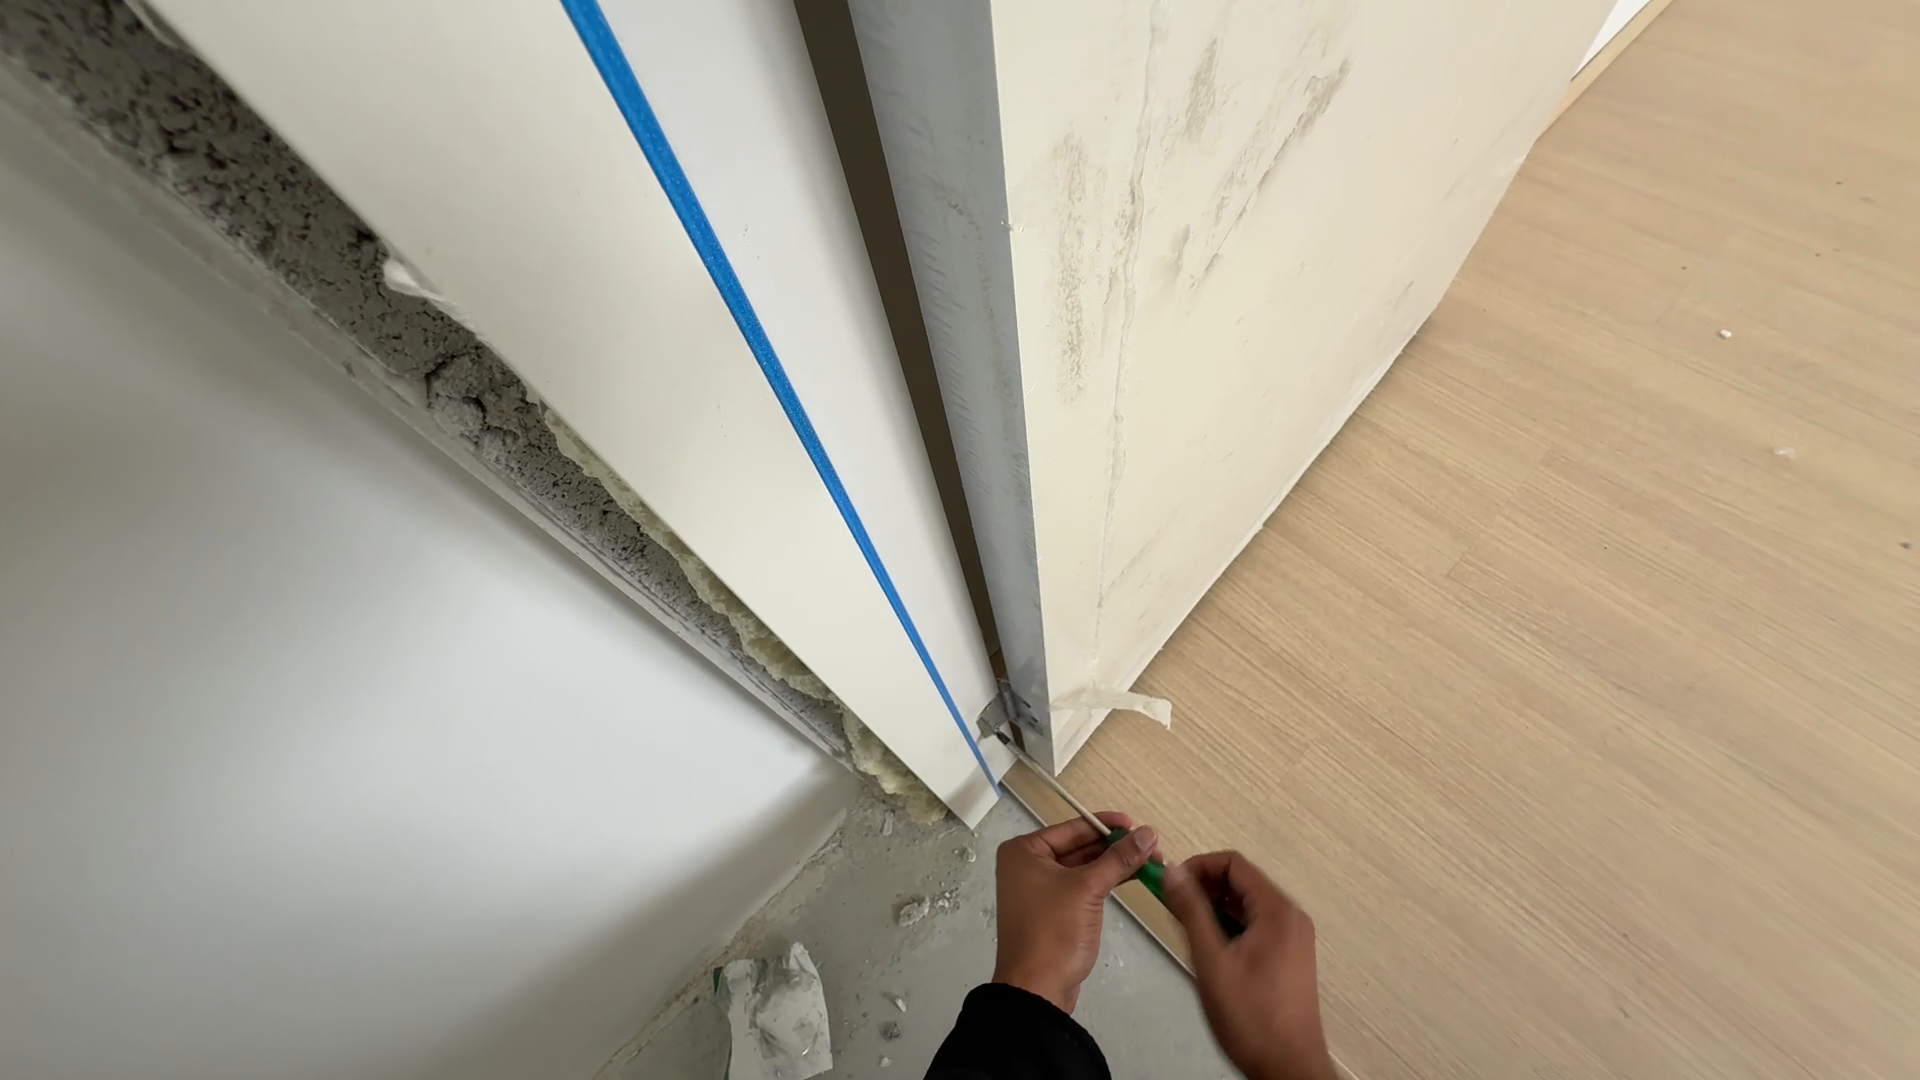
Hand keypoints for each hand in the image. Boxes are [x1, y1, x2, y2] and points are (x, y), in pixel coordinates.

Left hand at [991, 813, 1159, 1012]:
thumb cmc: (1053, 930)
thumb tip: (1148, 833)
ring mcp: (1040, 889)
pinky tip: (1131, 878)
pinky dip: (1105, 882)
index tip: (1135, 823)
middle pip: (1078, 847)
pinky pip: (1082, 887)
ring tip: (1149, 860)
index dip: (1105, 824)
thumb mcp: (1087, 888)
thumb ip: (1118, 860)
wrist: (1037, 989)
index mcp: (1025, 850)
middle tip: (1149, 845)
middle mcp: (1028, 864)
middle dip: (1114, 847)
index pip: (1072, 828)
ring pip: (1083, 868)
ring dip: (1113, 865)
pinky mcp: (1054, 911)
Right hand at [1164, 852, 1334, 1079]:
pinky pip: (1255, 923)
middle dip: (1204, 886)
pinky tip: (1210, 946)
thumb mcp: (1210, 960)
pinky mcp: (1290, 955)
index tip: (1172, 884)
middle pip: (1241, 880)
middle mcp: (1290, 916)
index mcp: (1277, 910)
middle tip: (1175, 906)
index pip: (1233, 863)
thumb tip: (1173, 870)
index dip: (1198, 866)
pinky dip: (1230, 923)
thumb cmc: (1251, 1017)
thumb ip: (1190, 910)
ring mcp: (1293, 937)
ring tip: (1188, 927)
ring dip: (1214, 906)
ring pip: (1246, 903)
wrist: (1289, 1073)